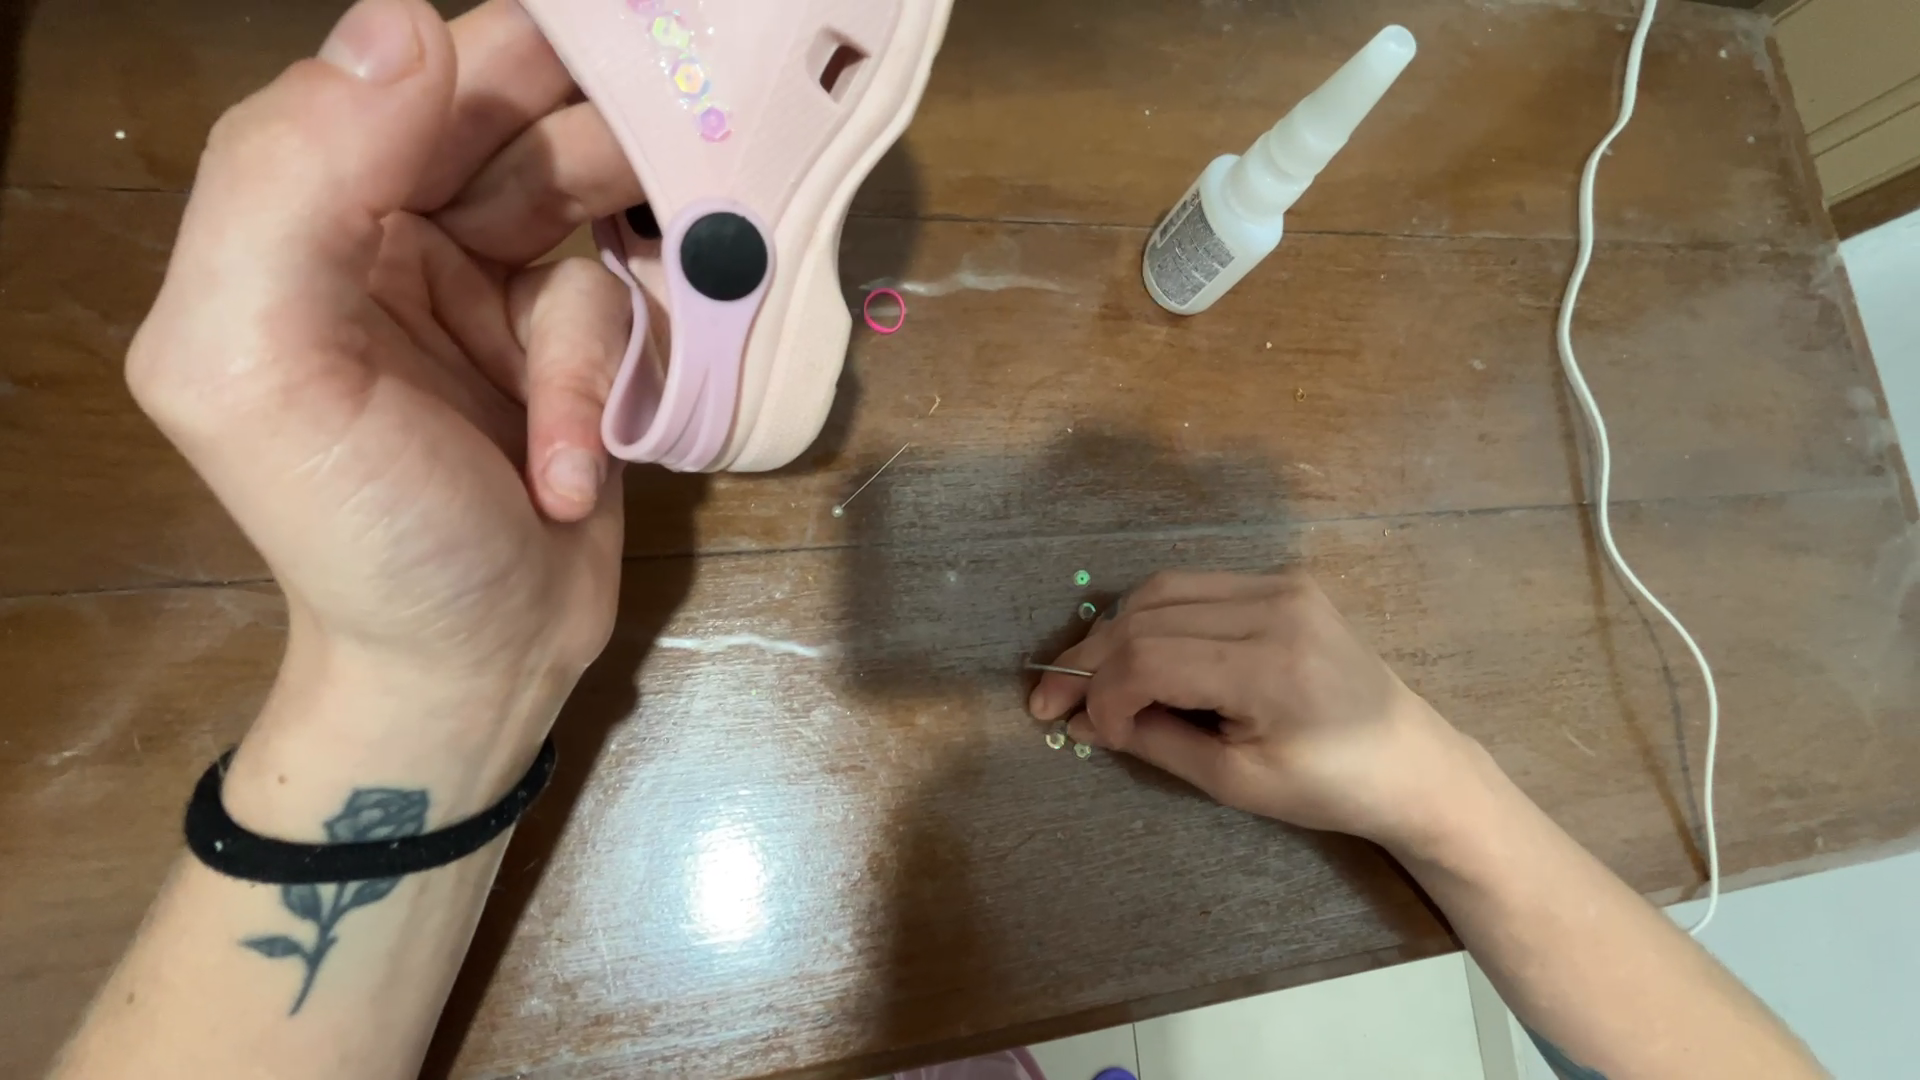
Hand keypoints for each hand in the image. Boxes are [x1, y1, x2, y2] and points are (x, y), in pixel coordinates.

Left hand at [126, 0, 645, 794]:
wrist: (474, 658)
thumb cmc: (362, 533)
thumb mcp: (265, 365)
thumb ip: (294, 183)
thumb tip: (406, 23)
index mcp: (309, 217)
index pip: (405, 81)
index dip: (500, 55)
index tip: (615, 41)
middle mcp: (412, 241)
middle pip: (521, 140)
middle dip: (591, 157)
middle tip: (671, 151)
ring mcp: (509, 306)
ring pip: (592, 250)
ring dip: (584, 353)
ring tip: (566, 441)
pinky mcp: (585, 365)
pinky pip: (623, 336)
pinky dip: (599, 406)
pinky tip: (573, 478)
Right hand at [1028, 570, 1476, 848]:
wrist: (1413, 762)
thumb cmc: (1329, 788)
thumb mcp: (1234, 782)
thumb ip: (1153, 741)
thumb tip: (1083, 720)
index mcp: (1270, 666)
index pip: (1150, 658)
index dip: (1101, 692)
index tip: (1089, 731)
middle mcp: (1272, 607)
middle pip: (1146, 617)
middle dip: (1089, 660)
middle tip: (1052, 697)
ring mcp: (1278, 585)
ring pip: (1159, 591)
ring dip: (1112, 632)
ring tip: (1089, 675)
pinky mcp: (1279, 582)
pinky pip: (1188, 587)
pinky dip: (1148, 616)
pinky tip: (1134, 648)